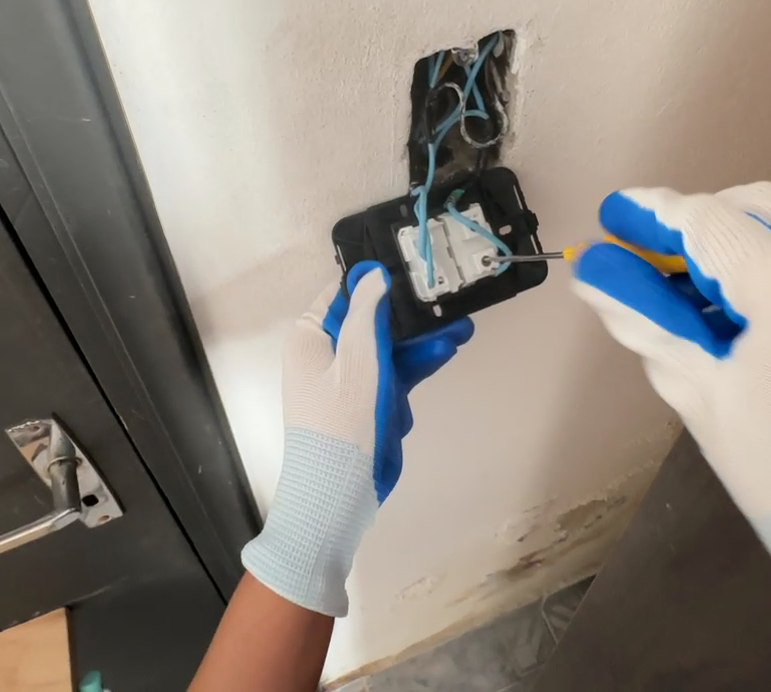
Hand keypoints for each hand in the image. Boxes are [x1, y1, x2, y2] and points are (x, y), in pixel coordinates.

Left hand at [242, 262, 472, 616]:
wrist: (337, 499)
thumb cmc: (342, 423)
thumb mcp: (358, 360)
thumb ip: (368, 313)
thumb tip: (372, 272)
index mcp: (310, 337)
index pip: (343, 295)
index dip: (376, 283)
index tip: (413, 272)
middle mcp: (323, 354)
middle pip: (372, 325)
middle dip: (410, 322)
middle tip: (449, 306)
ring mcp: (344, 382)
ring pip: (387, 354)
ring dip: (419, 348)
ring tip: (461, 332)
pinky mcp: (363, 406)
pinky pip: (390, 381)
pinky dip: (410, 376)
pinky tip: (442, 357)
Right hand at [572, 183, 770, 691]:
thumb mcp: (698, 389)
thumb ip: (642, 315)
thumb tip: (593, 269)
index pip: (707, 220)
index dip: (653, 214)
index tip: (615, 214)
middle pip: (757, 204)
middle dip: (703, 219)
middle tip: (662, 258)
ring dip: (743, 243)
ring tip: (707, 299)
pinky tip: (758, 318)